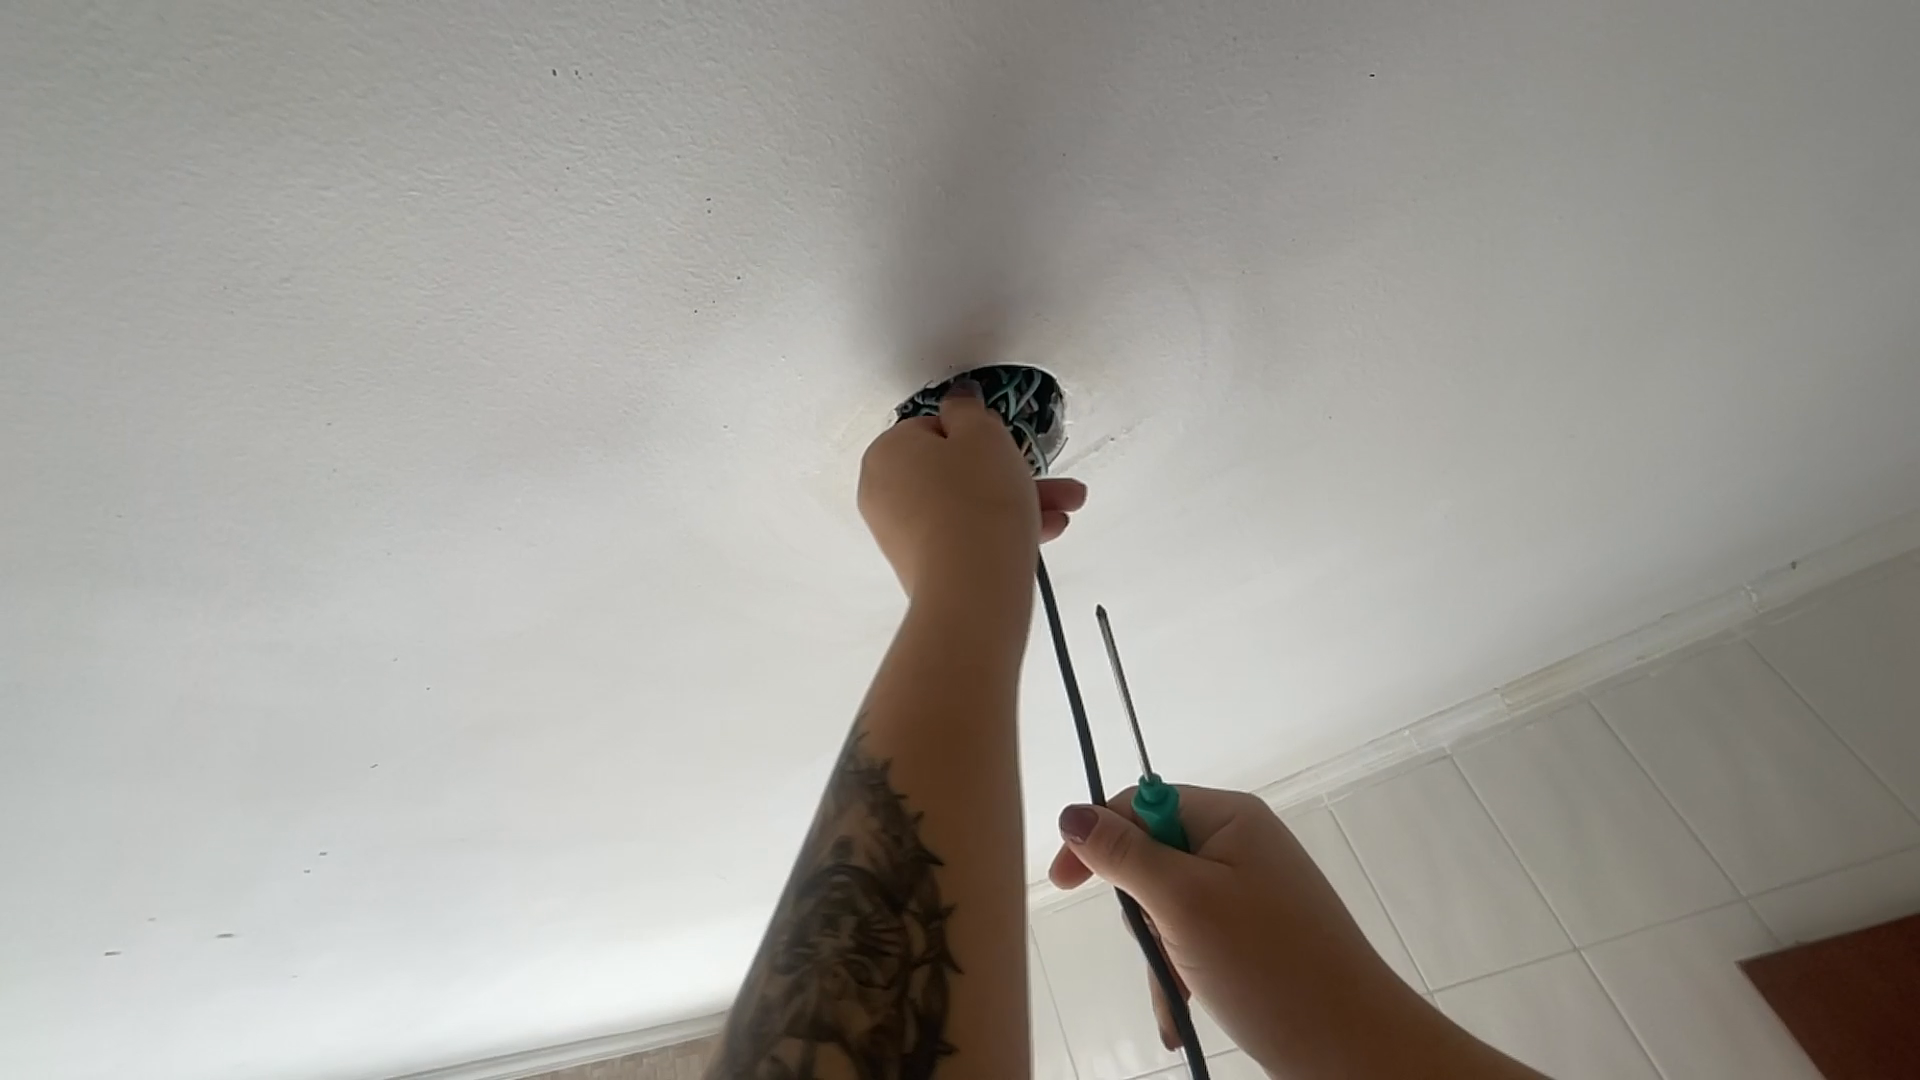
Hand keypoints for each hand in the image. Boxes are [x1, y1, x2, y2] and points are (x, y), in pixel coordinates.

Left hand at [858, 379, 1086, 596]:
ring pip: (965, 505)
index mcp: (888, 451)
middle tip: (1048, 481)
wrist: (973, 585)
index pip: (934, 428)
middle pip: (954, 470)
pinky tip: (1042, 533)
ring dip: (1016, 502)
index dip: (976, 435)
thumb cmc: (977, 498)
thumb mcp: (982, 432)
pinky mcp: (921, 566)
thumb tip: (958, 401)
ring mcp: (900, 533)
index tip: (1003, 446)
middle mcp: (883, 492)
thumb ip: (968, 409)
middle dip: (1010, 473)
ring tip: (1063, 510)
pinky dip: (998, 530)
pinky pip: (962, 535)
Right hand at [1048, 787, 1431, 1071]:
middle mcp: (1240, 842)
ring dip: (1161, 949)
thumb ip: (1123, 855)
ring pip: (1170, 902)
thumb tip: (1071, 813)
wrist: (1362, 1056)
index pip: (1139, 805)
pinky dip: (1183, 968)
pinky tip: (1184, 1009)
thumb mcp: (1183, 903)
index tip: (1063, 883)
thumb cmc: (1268, 965)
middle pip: (1153, 855)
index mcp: (1228, 816)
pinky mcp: (1259, 932)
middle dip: (1141, 908)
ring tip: (1178, 992)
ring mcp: (1252, 889)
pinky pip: (1198, 933)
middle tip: (1154, 947)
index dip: (1097, 837)